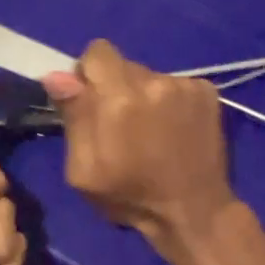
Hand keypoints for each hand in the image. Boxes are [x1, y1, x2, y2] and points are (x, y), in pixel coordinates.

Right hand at [42, 40, 237, 248]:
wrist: (193, 212)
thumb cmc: (130, 196)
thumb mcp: (84, 171)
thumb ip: (73, 118)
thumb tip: (57, 77)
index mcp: (118, 98)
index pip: (97, 52)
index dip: (89, 75)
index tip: (91, 103)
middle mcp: (153, 82)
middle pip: (124, 65)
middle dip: (116, 88)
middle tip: (122, 125)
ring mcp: (185, 85)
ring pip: (150, 76)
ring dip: (144, 96)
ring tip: (152, 132)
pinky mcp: (207, 93)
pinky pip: (176, 85)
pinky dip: (170, 102)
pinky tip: (174, 130)